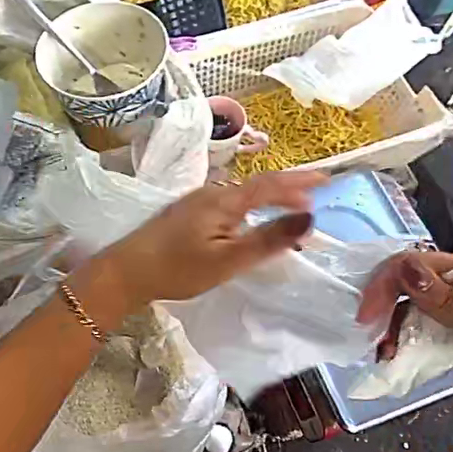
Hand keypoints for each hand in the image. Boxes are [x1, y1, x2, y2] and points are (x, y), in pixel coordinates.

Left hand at [93, 171, 322, 304]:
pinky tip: (252, 222)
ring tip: (291, 210)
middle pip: (258, 186)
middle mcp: (211, 192)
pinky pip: (230, 204)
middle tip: (315, 197)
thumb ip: (268, 240)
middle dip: (288, 190)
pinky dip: (251, 209)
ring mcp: (197, 201)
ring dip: (270, 200)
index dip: (300, 180)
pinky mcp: (188, 213)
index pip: (271, 183)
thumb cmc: (177, 269)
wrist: (125, 272)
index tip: (327, 179)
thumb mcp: (228, 260)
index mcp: (224, 199)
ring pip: (243, 195)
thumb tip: (307, 219)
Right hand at [356, 252, 452, 400]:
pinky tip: (395, 351)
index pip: (417, 261)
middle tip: (371, 337)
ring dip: (392, 321)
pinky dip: (404, 332)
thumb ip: (447, 302)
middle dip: (384, 304)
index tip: (368, 317)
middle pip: (409, 277)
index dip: (387, 283)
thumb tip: (405, 266)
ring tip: (385, 352)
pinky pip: (421, 317)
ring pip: (411, 299)